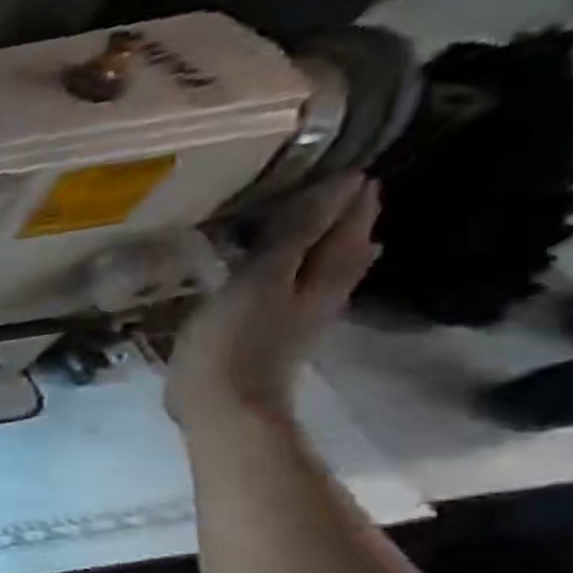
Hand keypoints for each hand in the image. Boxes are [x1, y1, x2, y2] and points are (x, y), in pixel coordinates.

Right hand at [167, 173, 380, 430]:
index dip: (345, 192)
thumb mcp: (263, 280)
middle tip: (323, 189)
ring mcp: (297, 319)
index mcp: (327, 274)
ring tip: (299, 226)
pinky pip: (287, 292)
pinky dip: (285, 274)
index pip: (350, 219)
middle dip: (337, 218)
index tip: (335, 163)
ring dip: (314, 246)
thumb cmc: (235, 343)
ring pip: (319, 270)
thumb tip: (346, 182)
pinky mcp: (269, 338)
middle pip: (343, 246)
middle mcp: (323, 293)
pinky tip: (268, 274)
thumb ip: (299, 234)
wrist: (222, 410)